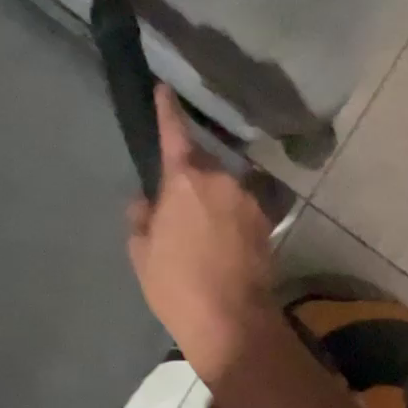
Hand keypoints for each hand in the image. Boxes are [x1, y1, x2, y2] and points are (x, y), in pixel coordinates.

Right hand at [125, 85, 279, 381]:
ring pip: (222, 185)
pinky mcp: (265, 218)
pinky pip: (240, 206)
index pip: (173, 133)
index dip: (167, 109)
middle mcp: (219, 178)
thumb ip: (141, 218)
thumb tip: (144, 201)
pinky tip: (223, 243)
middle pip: (200, 163)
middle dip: (188, 174)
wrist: (231, 320)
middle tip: (176, 204)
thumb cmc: (176, 285)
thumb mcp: (142, 254)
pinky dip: (229, 215)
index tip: (164, 87)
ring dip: (211, 196)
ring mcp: (246, 196)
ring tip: (201, 232)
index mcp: (183, 179)